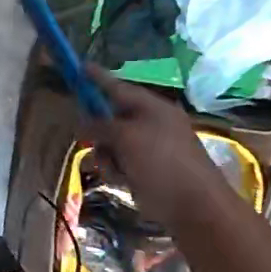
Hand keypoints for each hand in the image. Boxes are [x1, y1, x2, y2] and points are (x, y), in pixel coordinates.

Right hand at [72, 66, 239, 230]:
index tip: (77, 67)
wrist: (192, 204)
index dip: (96, 78)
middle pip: (110, 115)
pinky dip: (113, 168)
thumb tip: (80, 122)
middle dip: (96, 127)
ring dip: (104, 153)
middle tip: (85, 134)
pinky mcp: (143, 167)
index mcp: (152, 108)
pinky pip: (116, 160)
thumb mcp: (125, 137)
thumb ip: (99, 125)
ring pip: (108, 141)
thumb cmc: (161, 162)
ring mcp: (147, 146)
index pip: (117, 87)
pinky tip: (120, 178)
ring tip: (112, 166)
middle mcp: (149, 123)